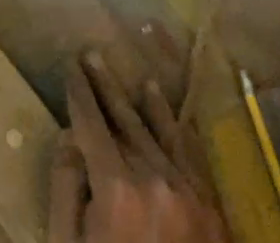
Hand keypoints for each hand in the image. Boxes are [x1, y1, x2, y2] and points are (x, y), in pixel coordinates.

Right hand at [51, 52, 227, 242]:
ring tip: (129, 74)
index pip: (93, 125)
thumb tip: (70, 139)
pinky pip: (191, 157)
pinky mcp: (213, 211)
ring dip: (141, 102)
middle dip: (106, 87)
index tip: (70, 67)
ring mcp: (191, 194)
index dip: (80, 94)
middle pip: (126, 122)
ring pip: (160, 135)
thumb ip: (66, 187)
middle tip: (92, 56)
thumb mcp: (66, 241)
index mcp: (117, 189)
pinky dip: (176, 129)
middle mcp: (157, 181)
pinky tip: (168, 109)